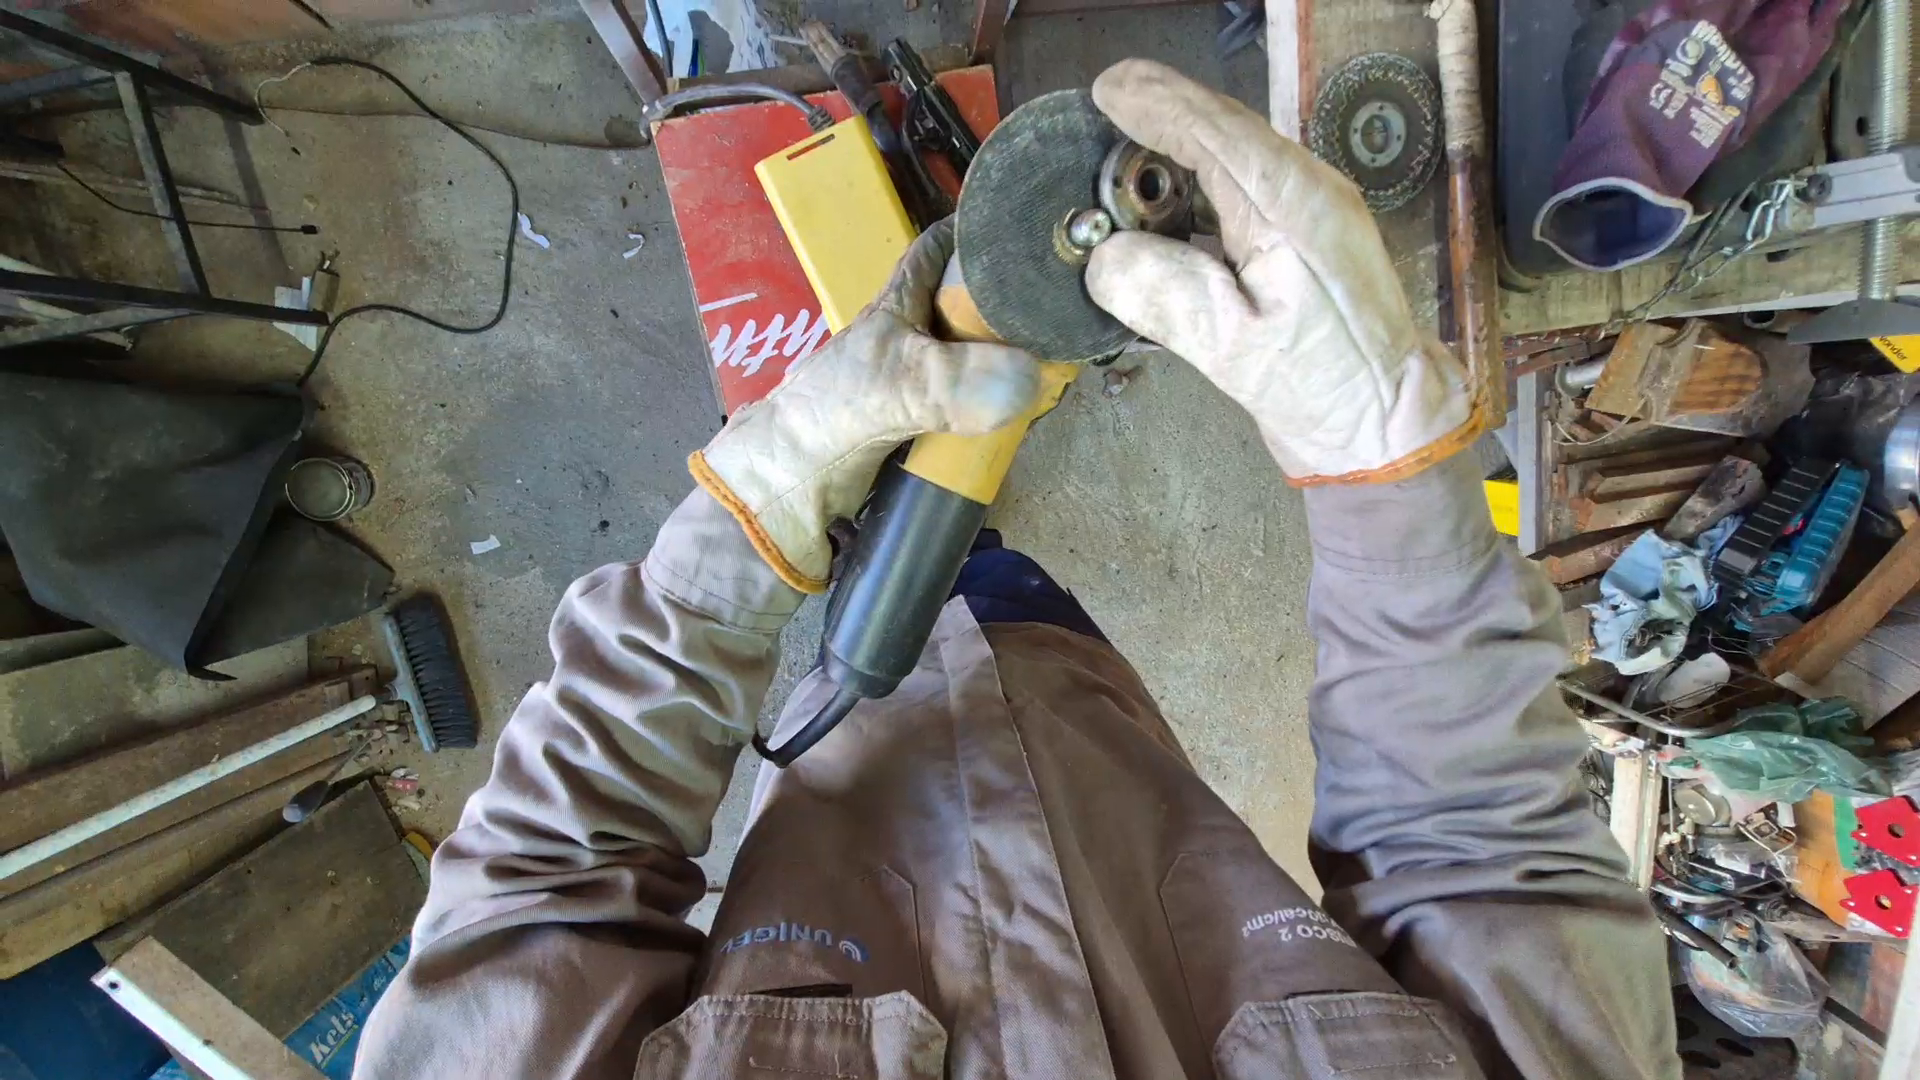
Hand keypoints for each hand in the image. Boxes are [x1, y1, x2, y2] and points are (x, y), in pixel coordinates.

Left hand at [690, 220, 1039, 592]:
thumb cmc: (828, 415)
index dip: (980, 232)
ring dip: (1008, 357)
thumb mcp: (891, 386)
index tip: (1027, 230)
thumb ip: (951, 382)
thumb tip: (1025, 381)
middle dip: (1010, 302)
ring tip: (1057, 358)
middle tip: (1060, 309)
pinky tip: (1023, 409)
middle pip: (971, 302)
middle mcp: (913, 334)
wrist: (793, 485)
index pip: (942, 247)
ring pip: (976, 353)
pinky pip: (972, 400)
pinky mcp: (927, 421)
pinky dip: (995, 403)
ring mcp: (920, 378)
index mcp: (899, 302)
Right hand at [1085, 59, 1482, 484]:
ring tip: (1119, 180)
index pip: (1215, 132)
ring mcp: (1307, 217)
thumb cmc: (1317, 387)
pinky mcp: (1299, 247)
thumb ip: (1167, 296)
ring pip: (1231, 166)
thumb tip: (1105, 259)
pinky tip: (1161, 224)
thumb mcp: (1232, 349)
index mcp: (1292, 206)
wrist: (1381, 424)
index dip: (1157, 105)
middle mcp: (1306, 193)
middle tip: (1098, 131)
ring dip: (1174, 165)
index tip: (1105, 90)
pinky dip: (1192, 204)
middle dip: (1160, 127)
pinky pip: (1237, 203)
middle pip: (1225, 136)